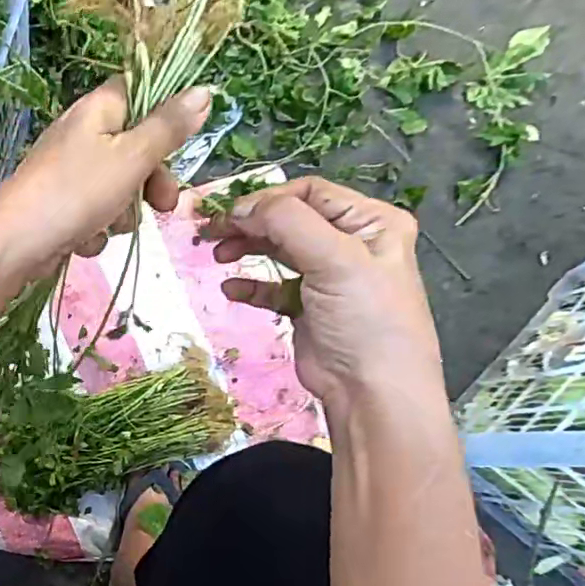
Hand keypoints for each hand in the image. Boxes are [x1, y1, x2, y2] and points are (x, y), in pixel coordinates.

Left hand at [0, 78, 210, 279]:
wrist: (17, 243)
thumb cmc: (76, 192)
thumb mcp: (132, 158)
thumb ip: (169, 128)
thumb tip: (205, 91)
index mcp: (99, 109)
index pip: (141, 94)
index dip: (164, 119)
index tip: (178, 149)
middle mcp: (84, 134)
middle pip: (137, 150)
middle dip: (151, 183)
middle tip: (162, 206)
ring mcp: (71, 172)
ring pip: (121, 189)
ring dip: (123, 213)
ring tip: (108, 224)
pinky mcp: (63, 205)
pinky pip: (98, 213)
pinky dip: (97, 228)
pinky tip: (84, 238)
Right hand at [209, 177, 444, 411]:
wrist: (372, 392)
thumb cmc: (365, 319)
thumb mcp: (335, 259)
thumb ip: (288, 222)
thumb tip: (241, 207)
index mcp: (371, 222)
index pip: (312, 193)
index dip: (269, 199)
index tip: (231, 212)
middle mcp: (352, 244)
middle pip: (291, 219)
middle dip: (251, 222)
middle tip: (212, 230)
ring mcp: (329, 277)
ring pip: (279, 250)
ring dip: (248, 248)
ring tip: (219, 254)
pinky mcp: (309, 309)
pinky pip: (274, 288)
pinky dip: (251, 286)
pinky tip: (232, 289)